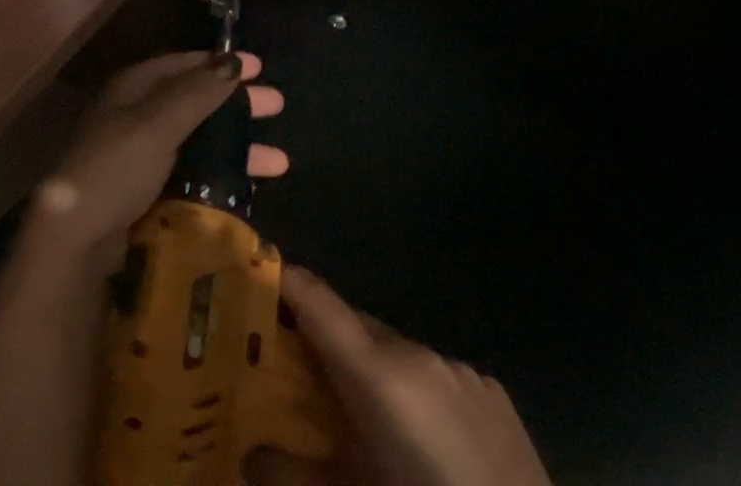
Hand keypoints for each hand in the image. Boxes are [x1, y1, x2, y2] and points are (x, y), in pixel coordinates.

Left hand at [27, 51, 285, 260]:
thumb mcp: (157, 124)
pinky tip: (249, 187)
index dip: (218, 64)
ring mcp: (139, 155)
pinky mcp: (145, 191)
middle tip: (279, 107)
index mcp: (131, 89)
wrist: (76, 234)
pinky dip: (219, 176)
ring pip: (196, 142)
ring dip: (235, 147)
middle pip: (192, 102)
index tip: (260, 67)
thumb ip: (197, 94)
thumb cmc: (116, 167)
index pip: (180, 65)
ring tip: (279, 162)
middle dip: (235, 105)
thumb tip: (233, 60)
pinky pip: (190, 174)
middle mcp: (134, 116)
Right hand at [247, 269, 553, 485]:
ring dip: (364, 366)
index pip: (315, 298)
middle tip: (283, 363)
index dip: (279, 278)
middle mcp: (418, 354)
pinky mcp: (495, 396)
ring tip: (350, 412)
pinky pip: (433, 374)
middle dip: (315, 334)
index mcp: (376, 371)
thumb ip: (286, 472)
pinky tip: (414, 435)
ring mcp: (462, 372)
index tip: (246, 274)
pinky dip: (409, 388)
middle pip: (350, 323)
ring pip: (392, 350)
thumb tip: (245, 455)